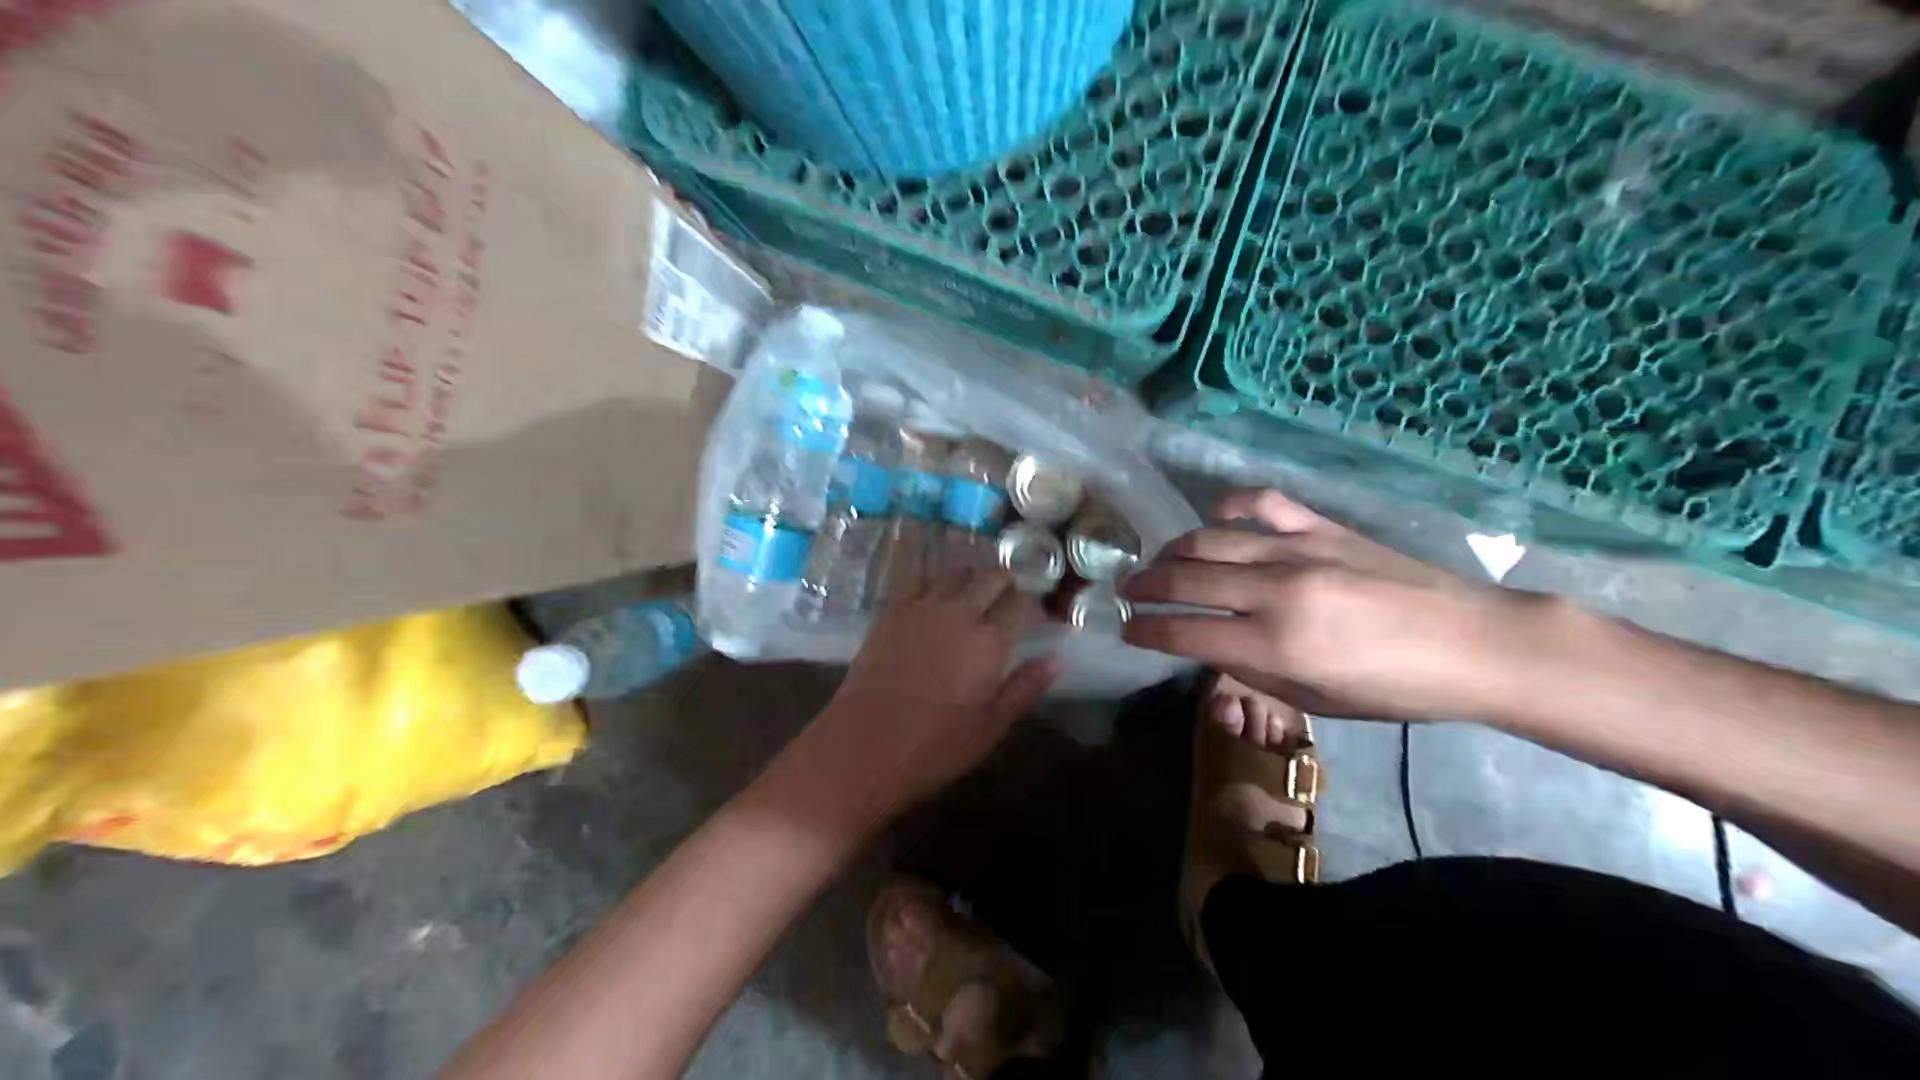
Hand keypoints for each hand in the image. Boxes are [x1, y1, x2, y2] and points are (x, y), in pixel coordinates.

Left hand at [808, 564, 1059, 808]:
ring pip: (956, 570)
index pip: (1023, 605)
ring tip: (975, 596)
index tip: (1037, 622)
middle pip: (992, 577)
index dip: (1036, 609)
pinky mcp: (891, 611)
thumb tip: (1056, 659)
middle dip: (1008, 585)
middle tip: (1010, 605)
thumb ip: (1025, 687)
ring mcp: (921, 607)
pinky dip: (935, 580)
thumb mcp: (991, 726)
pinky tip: (936, 596)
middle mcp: (958, 613)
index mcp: (989, 642)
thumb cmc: (934, 747)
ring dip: (973, 576)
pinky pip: (918, 578)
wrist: (863, 746)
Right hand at [1120, 489, 1547, 723]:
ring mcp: (1298, 550)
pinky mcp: (1321, 527)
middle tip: (1127, 591)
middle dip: (1144, 587)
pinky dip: (1229, 505)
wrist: (1473, 643)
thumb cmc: (1394, 689)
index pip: (1184, 632)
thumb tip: (1206, 643)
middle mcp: (1276, 589)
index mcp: (1276, 643)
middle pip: (1185, 579)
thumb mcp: (1314, 700)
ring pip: (1209, 538)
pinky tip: (1215, 516)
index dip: (1144, 631)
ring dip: (1172, 551)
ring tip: (1159, 562)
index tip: (1125, 629)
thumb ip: (1251, 669)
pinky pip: (1261, 503)